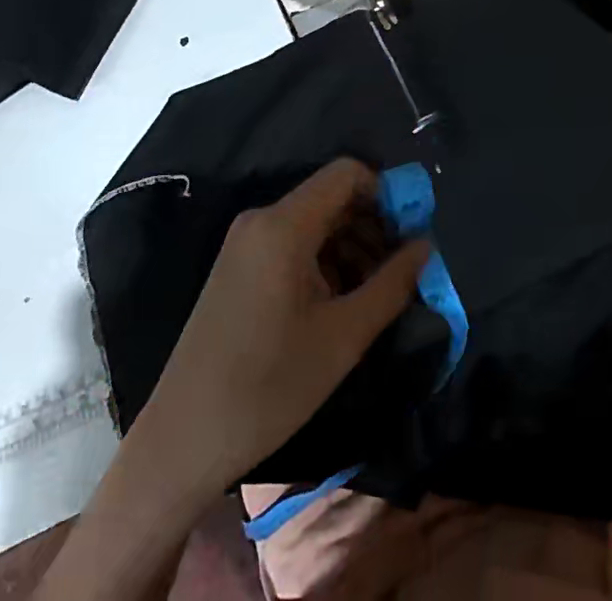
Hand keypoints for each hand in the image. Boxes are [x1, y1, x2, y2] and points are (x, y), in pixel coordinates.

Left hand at [144, 159, 429, 495]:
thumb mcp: (347, 334)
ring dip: (354, 248)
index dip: (388, 195)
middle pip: (333, 198)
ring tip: (376, 295)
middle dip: (375, 226)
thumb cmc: (270, 385)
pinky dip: (327, 263)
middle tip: (401, 272)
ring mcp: (245, 245)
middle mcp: (261, 222)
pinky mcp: (239, 269)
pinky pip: (295, 245)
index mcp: (283, 226)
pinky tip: (343, 304)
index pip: (348, 173)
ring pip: (316, 224)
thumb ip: (394, 281)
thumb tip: (426, 245)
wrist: (185, 439)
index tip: (412, 237)